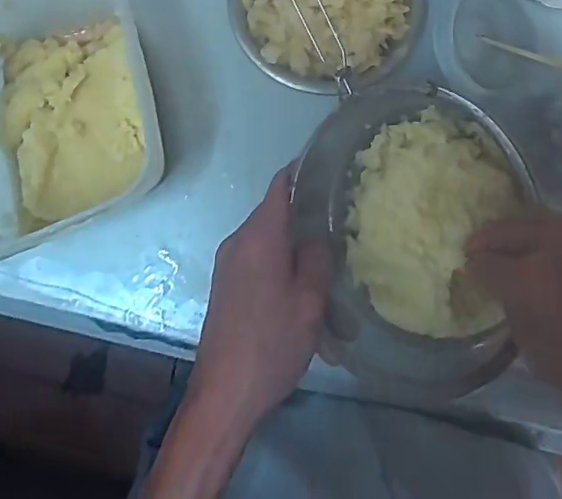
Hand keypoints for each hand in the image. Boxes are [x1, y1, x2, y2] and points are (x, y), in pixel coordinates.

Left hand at [190, 165, 331, 428]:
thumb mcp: (310, 299)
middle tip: (338, 223)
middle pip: (275, 212)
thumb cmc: (272, 342)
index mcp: (260, 235)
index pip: (280, 185)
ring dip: (292, 246)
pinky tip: (299, 291)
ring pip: (267, 240)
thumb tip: (315, 233)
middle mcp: (238, 241)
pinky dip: (279, 264)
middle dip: (304, 215)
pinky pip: (256, 260)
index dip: (301, 170)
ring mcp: (227, 264)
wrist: (223, 396)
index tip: (326, 165)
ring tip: (323, 266)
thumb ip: (317, 256)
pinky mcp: (225, 286)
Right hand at [466, 211, 561, 430]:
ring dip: (512, 234)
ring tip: (505, 251)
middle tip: (475, 254)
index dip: (472, 270)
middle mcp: (551, 243)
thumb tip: (496, 287)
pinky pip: (554, 225)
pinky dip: (538, 233)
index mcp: (531, 277)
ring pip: (529, 220)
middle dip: (486, 243)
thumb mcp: (537, 353)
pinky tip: (536, 249)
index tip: (468, 275)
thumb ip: (511, 311)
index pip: (485, 262)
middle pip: (503, 230)